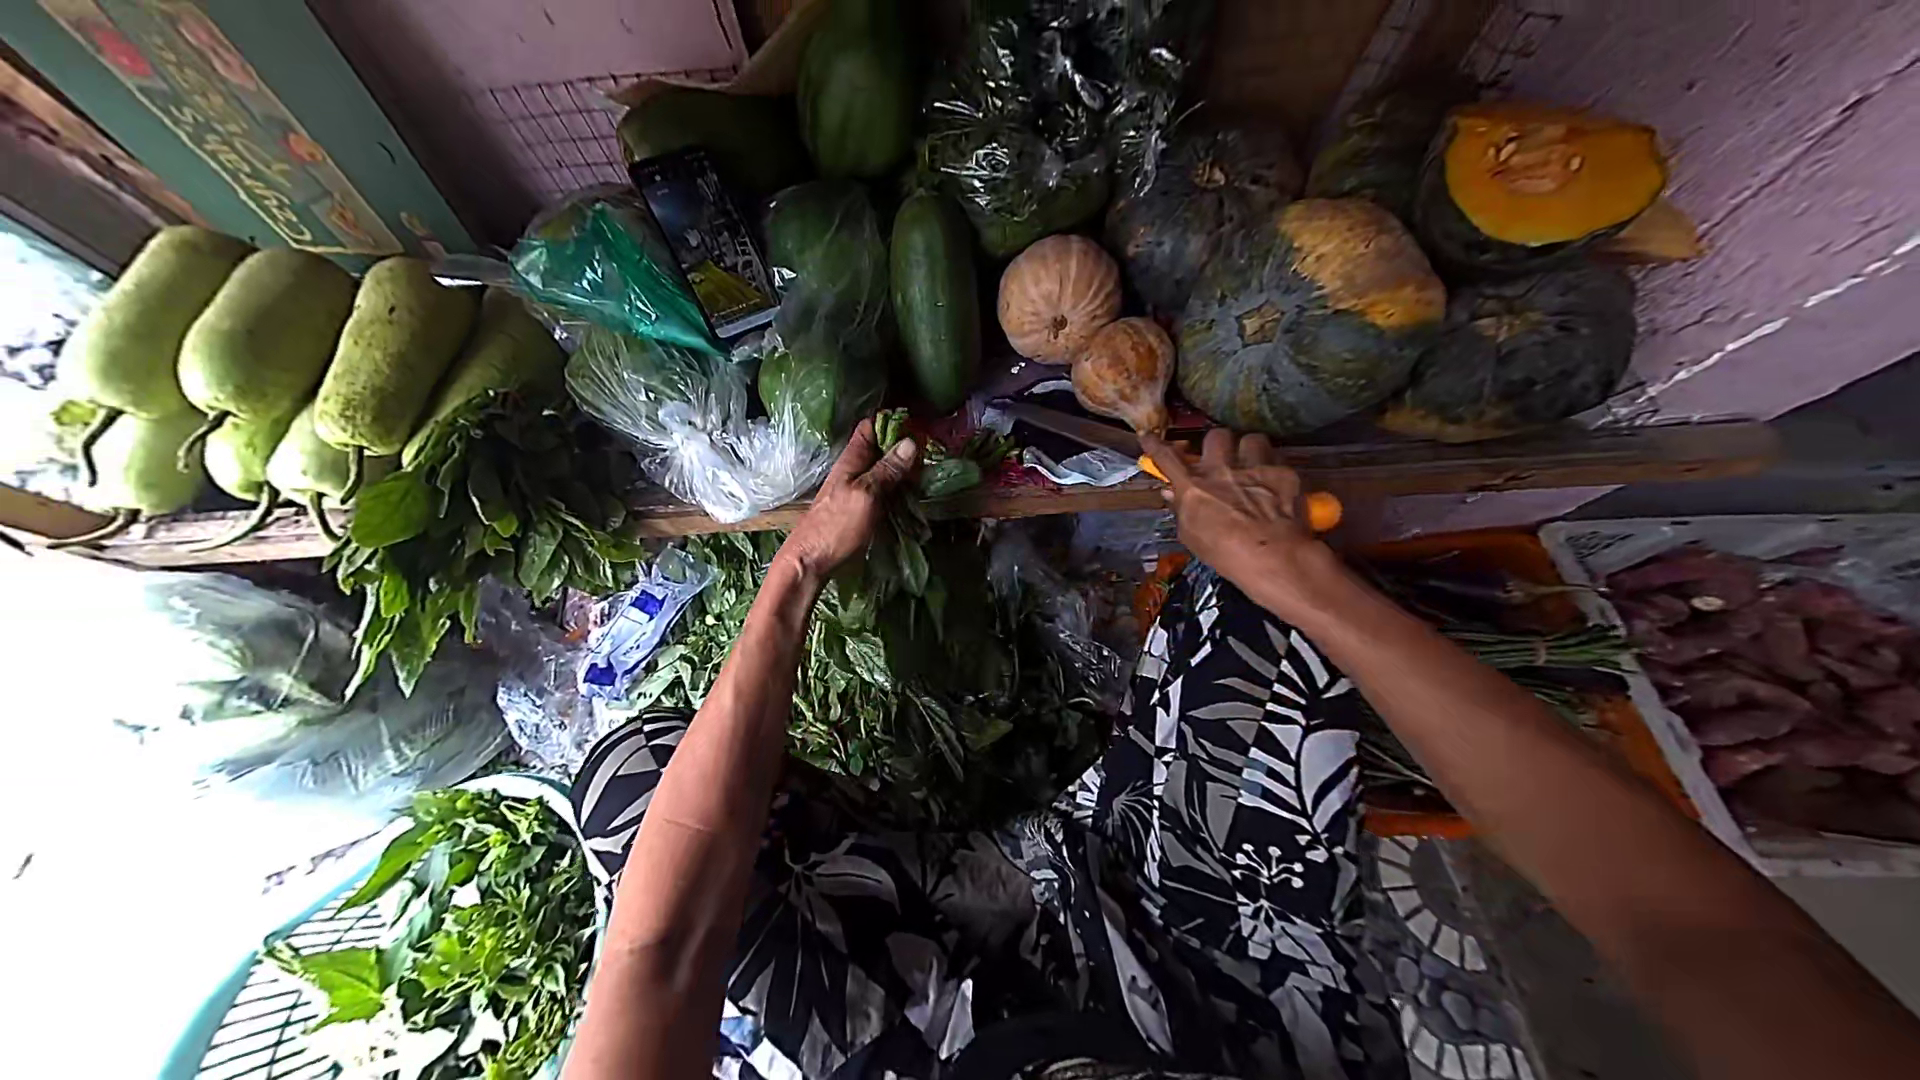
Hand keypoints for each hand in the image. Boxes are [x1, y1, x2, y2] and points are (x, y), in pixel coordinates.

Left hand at [777, 418, 917, 581]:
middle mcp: (857, 470)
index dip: (893, 422)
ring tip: (933, 471)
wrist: (813, 562)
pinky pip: (888, 492)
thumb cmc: (836, 527)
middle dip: (906, 448)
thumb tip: (911, 442)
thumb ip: (887, 470)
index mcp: (852, 459)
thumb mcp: (865, 495)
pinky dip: (902, 490)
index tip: (920, 426)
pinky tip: (918, 493)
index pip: (871, 427)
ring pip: (887, 471)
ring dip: (907, 471)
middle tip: (934, 452)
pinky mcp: (866, 509)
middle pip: (883, 449)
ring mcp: (861, 490)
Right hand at [1143, 428, 1343, 618]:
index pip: (1167, 458)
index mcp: (1193, 486)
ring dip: (1249, 450)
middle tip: (1220, 458)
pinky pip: (1277, 459)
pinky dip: (1274, 469)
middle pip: (1215, 436)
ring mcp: (1254, 468)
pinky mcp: (1283, 473)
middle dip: (1217, 445)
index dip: (1155, 446)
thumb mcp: (1191, 535)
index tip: (1148, 437)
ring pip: (1251, 439)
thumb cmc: (1223, 552)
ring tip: (1252, 463)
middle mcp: (1221, 469)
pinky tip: (1275, 484)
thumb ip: (1181, 509)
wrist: (1271, 556)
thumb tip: (1172, 493)